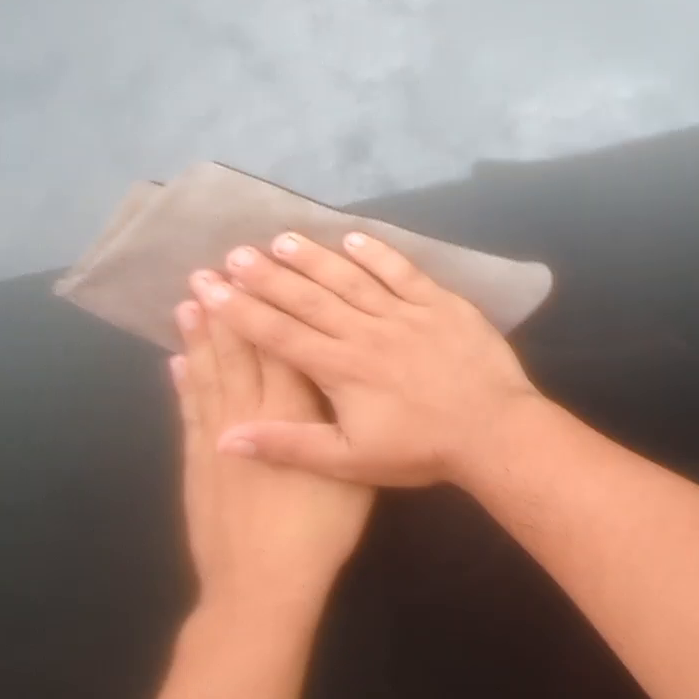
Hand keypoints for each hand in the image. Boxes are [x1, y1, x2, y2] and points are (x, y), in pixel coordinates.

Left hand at [170, 297, 374, 622]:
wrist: (265, 582)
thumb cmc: (324, 523)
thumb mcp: (351, 462)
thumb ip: (335, 411)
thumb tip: (329, 368)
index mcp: (293, 409)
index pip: (280, 345)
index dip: (267, 307)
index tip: (256, 272)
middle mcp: (251, 412)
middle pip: (238, 351)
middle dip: (227, 309)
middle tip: (212, 270)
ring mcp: (219, 436)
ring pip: (209, 373)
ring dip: (199, 336)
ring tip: (190, 301)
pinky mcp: (198, 462)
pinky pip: (189, 411)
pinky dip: (183, 383)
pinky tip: (177, 361)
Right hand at [187, 232, 541, 488]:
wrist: (492, 429)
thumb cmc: (421, 449)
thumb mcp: (350, 461)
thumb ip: (289, 445)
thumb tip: (226, 434)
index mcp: (341, 369)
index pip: (279, 335)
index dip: (239, 310)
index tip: (206, 287)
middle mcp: (367, 333)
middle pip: (309, 299)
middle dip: (268, 276)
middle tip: (234, 253)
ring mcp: (406, 314)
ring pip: (352, 279)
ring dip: (316, 258)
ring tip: (283, 239)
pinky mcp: (441, 303)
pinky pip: (404, 272)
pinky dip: (378, 254)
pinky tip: (355, 237)